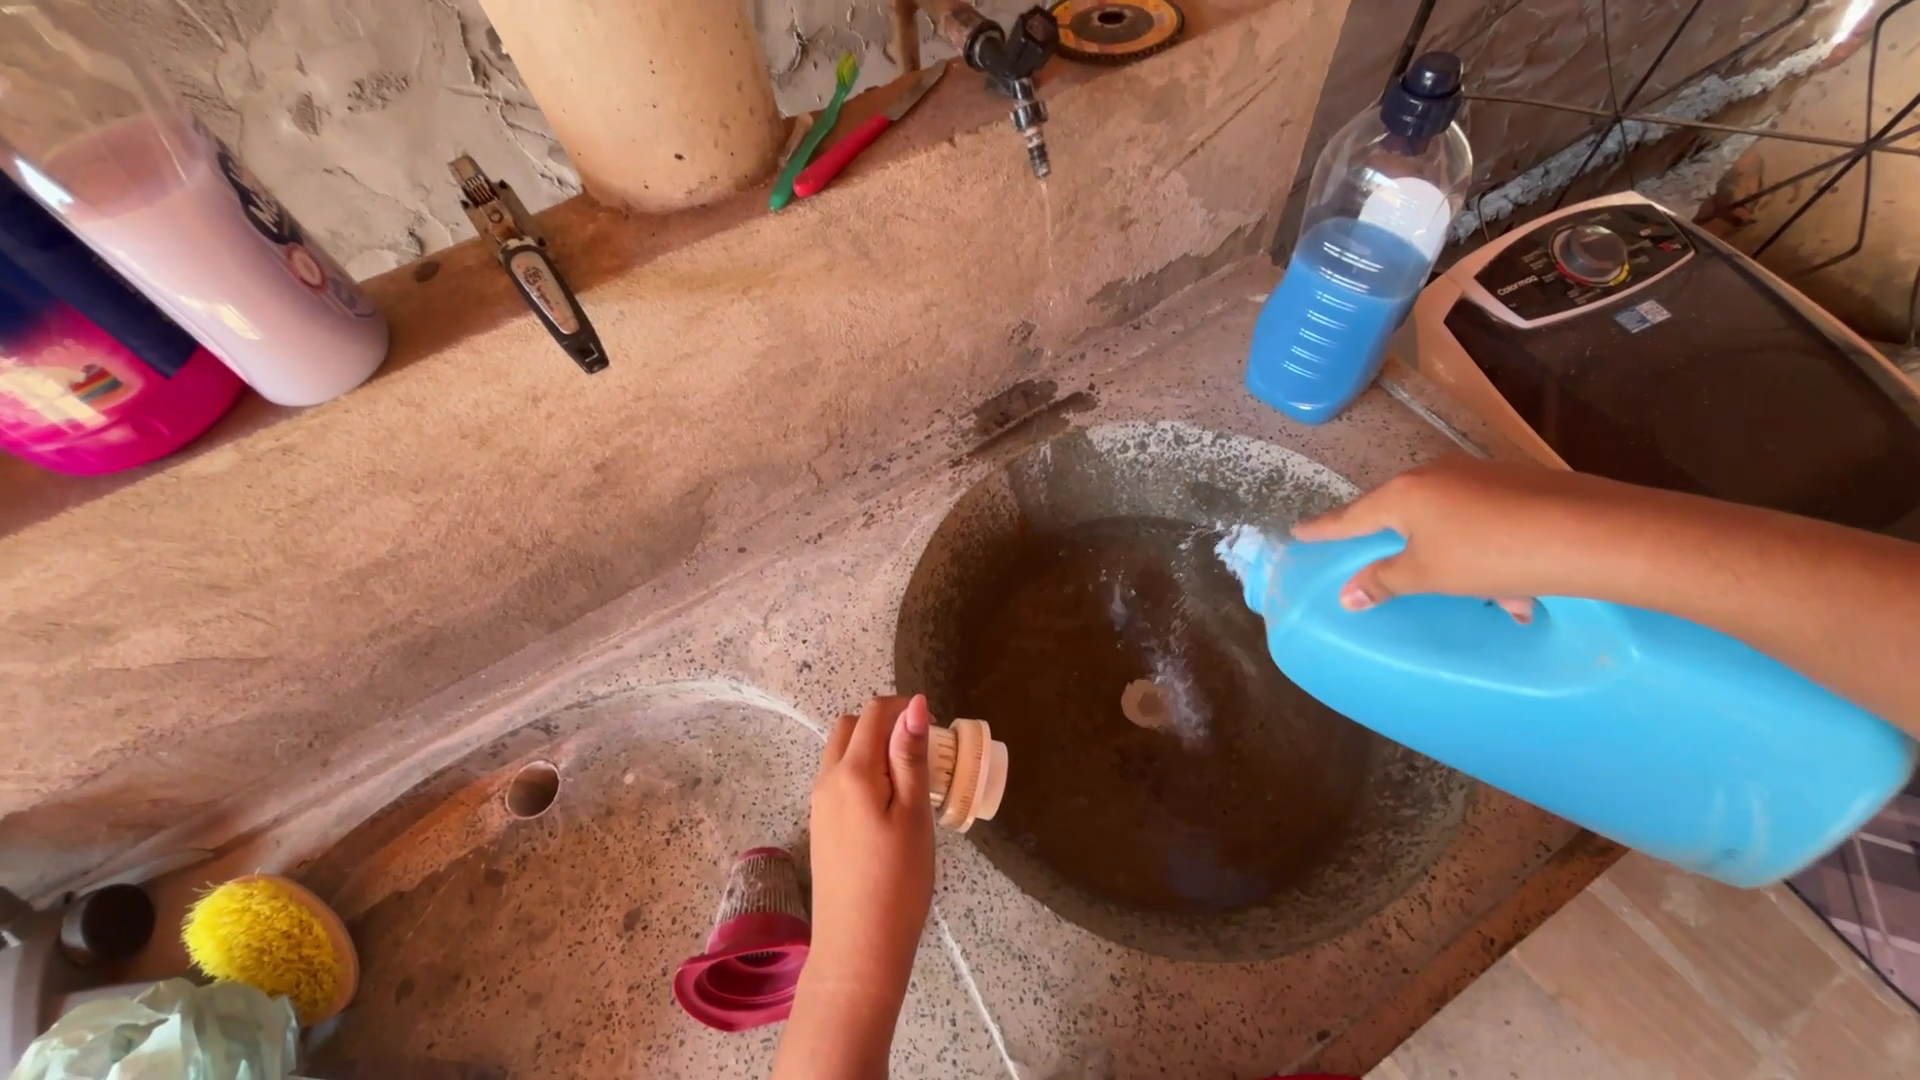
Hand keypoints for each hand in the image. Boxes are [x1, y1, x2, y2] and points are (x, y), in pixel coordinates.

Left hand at [805, 694, 935, 1000]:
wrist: (859, 949)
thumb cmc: (898, 880)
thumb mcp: (915, 814)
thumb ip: (912, 756)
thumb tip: (915, 704)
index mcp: (852, 771)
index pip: (874, 713)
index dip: (904, 708)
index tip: (934, 730)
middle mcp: (827, 779)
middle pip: (852, 726)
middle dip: (885, 723)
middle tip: (922, 751)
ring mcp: (819, 804)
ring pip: (841, 751)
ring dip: (872, 747)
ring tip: (909, 779)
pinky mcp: (820, 826)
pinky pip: (838, 778)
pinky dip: (862, 771)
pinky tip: (888, 804)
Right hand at [1291, 457, 1641, 618]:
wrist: (1593, 533)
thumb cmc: (1490, 554)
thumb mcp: (1428, 575)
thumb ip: (1383, 582)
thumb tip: (1346, 595)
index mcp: (1402, 494)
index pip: (1349, 517)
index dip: (1322, 530)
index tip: (1297, 532)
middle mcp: (1434, 475)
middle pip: (1398, 512)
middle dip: (1395, 544)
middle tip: (1380, 561)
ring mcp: (1478, 475)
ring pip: (1447, 521)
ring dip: (1453, 557)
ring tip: (1486, 596)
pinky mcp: (1515, 483)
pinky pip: (1482, 521)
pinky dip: (1486, 552)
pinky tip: (1520, 590)